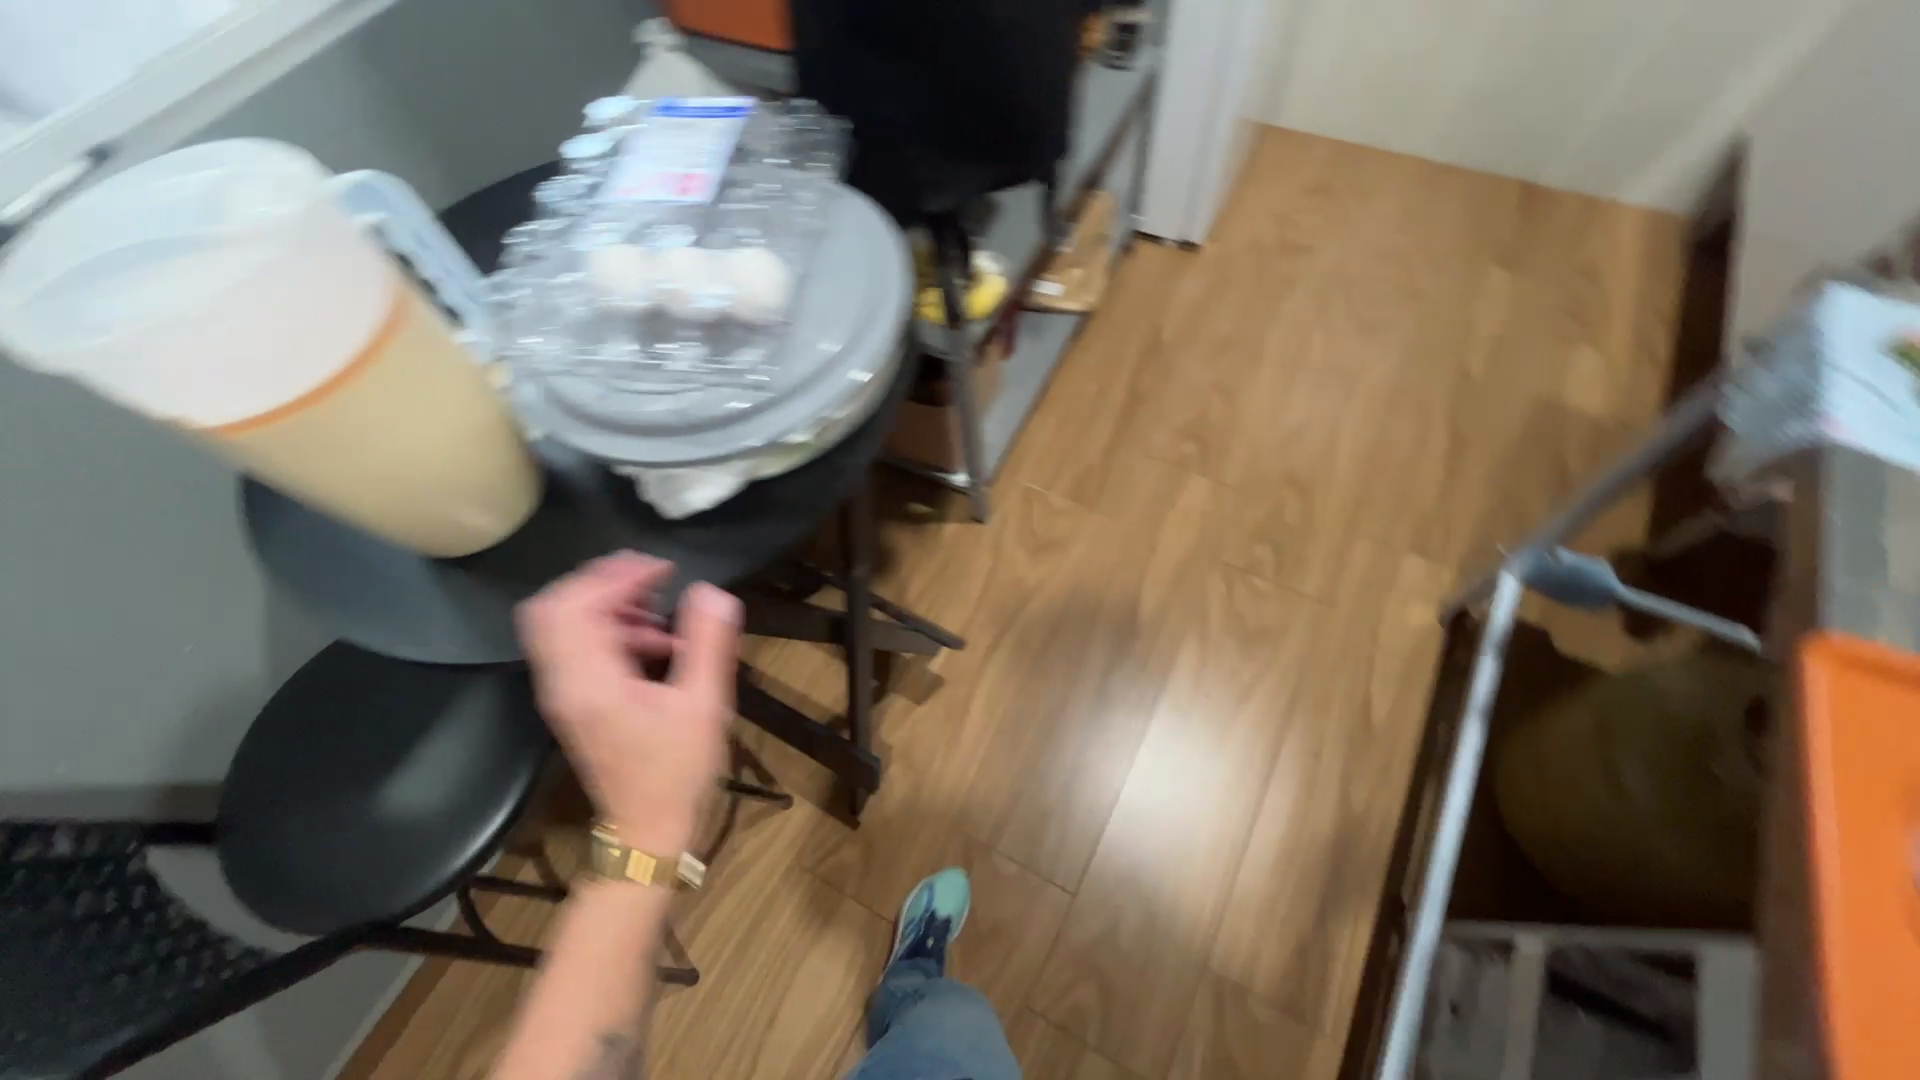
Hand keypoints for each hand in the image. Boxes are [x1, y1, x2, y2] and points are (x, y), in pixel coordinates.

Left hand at [516, 552, 741, 855]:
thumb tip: (711, 592)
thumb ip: (707, 643)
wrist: (647, 829)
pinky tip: (654, 643)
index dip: (616, 576)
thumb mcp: (705, 705)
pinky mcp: (573, 701)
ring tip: (658, 611)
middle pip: (554, 607)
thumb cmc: (677, 771)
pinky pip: (575, 646)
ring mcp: (563, 692)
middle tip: (649, 577)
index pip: (575, 605)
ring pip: (561, 624)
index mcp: (589, 680)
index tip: (663, 570)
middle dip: (601, 582)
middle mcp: (563, 681)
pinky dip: (608, 629)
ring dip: (606, 605)